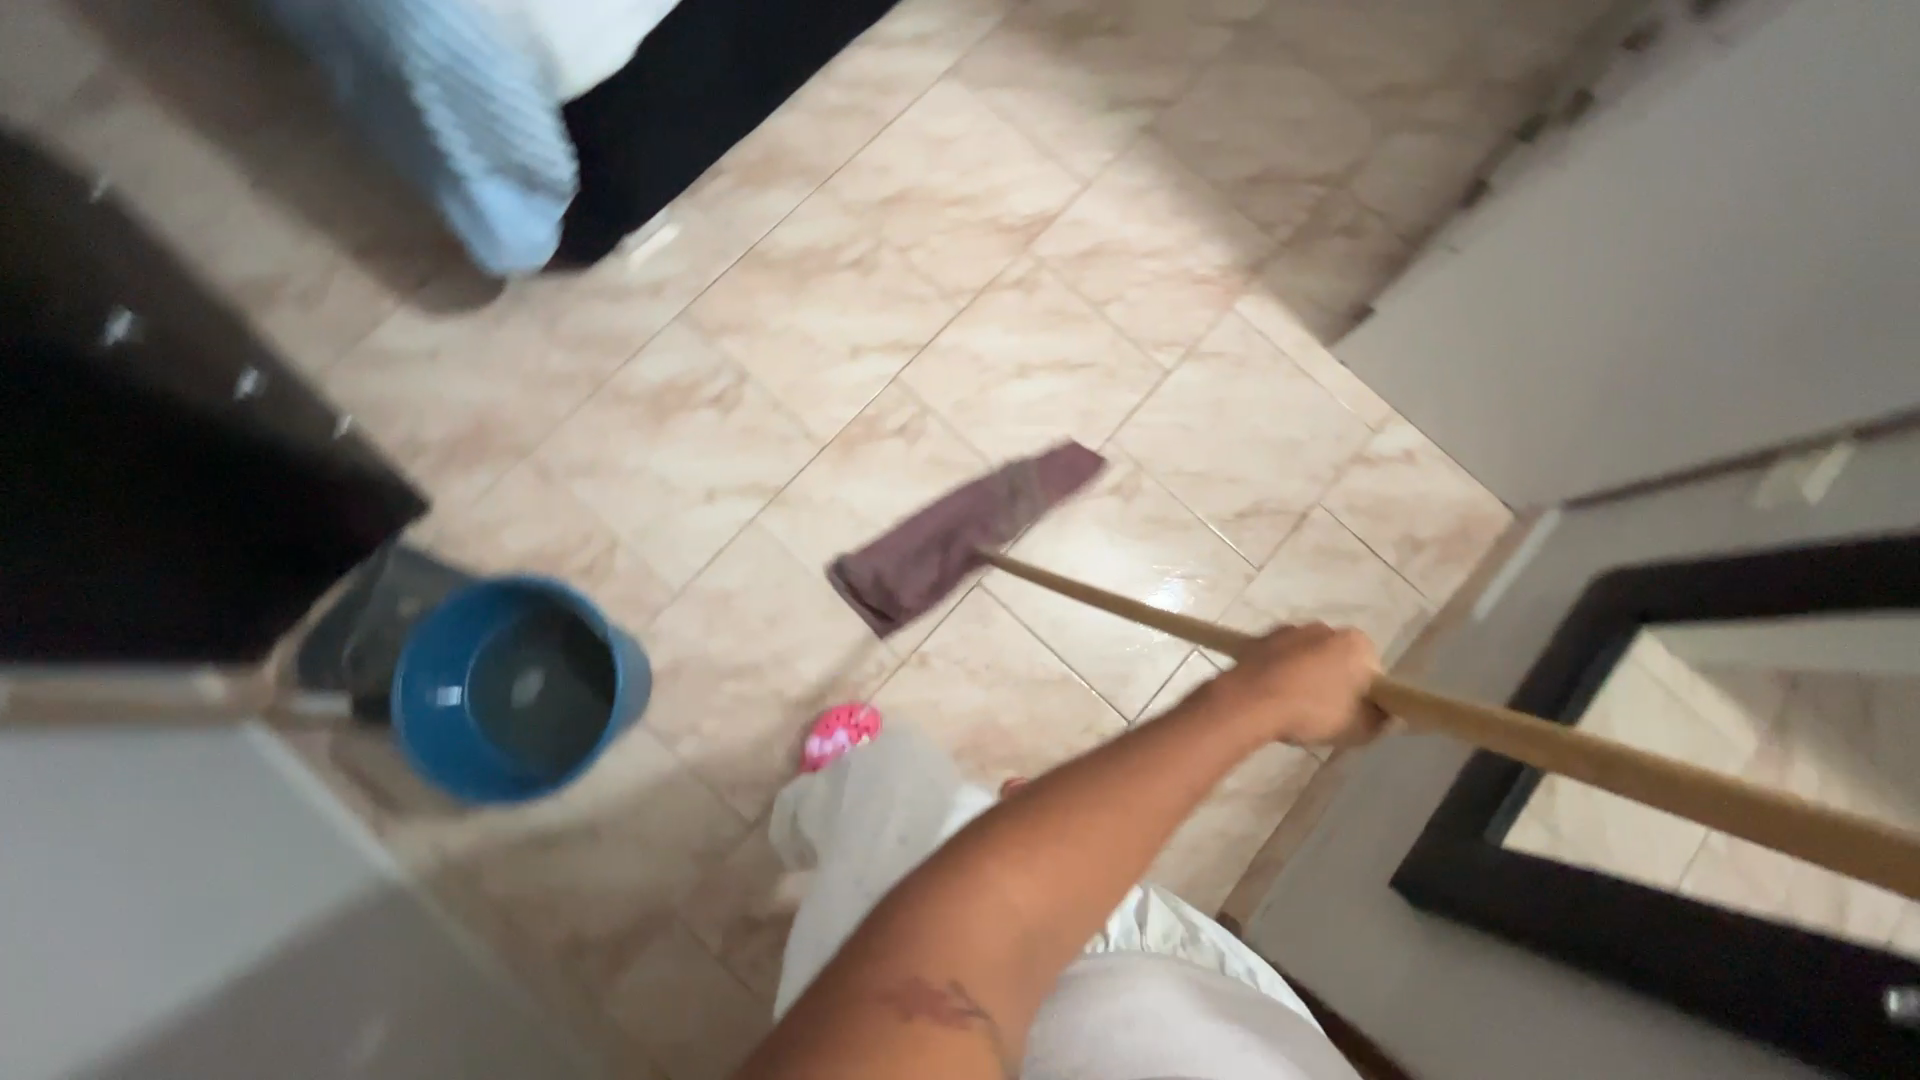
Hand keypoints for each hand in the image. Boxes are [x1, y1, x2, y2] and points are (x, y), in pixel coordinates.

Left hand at [1204, 623, 1388, 747]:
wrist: (1249, 701)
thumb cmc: (1312, 711)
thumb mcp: (1360, 728)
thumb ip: (1380, 720)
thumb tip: (1386, 714)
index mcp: (1356, 643)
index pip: (1371, 670)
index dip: (1364, 695)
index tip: (1351, 714)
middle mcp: (1322, 627)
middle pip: (1336, 659)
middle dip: (1332, 681)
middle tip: (1323, 712)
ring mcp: (1285, 630)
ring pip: (1304, 657)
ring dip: (1302, 676)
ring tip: (1292, 706)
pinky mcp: (1256, 640)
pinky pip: (1276, 660)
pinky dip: (1276, 673)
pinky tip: (1271, 697)